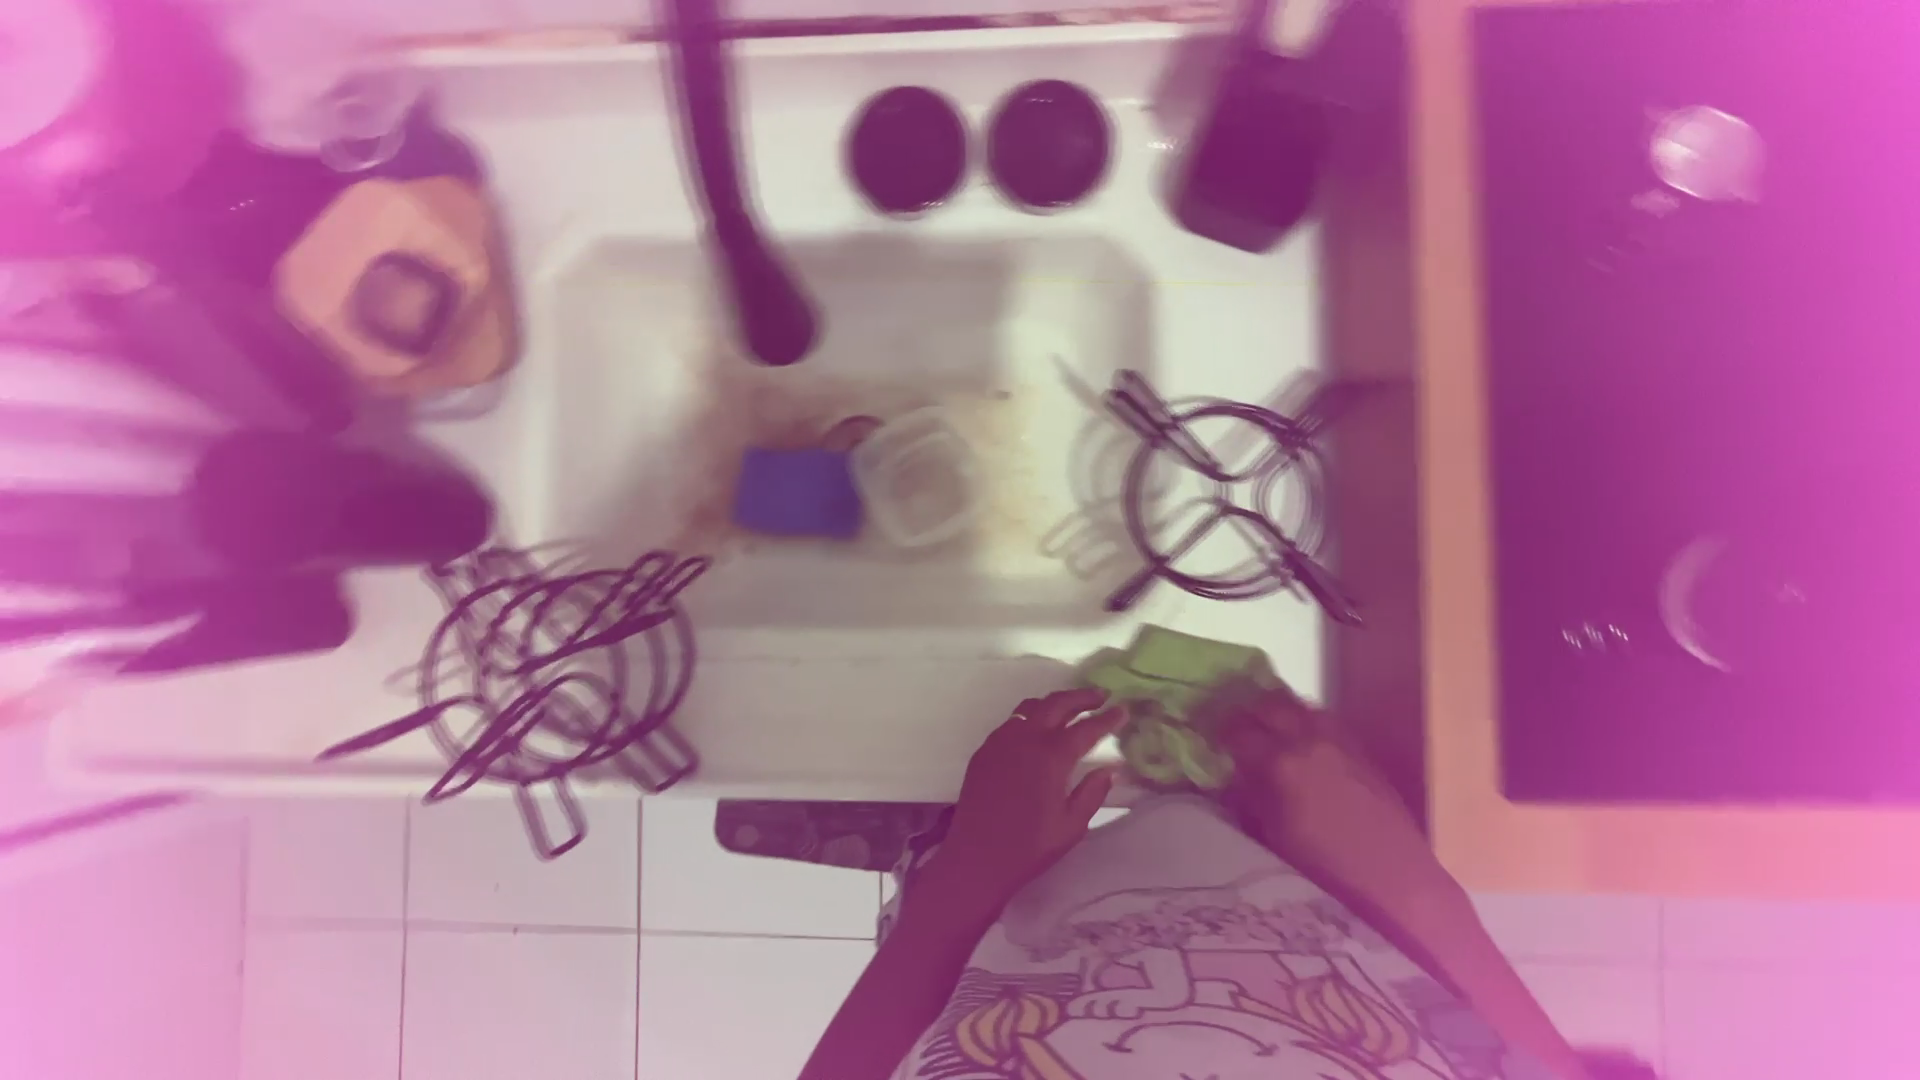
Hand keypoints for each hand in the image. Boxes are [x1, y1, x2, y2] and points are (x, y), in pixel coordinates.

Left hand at [921, 689, 1124, 922]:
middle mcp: (1026, 739)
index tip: (1123, 709)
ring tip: (1071, 707)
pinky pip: (1011, 722)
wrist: (976, 857)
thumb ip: (1092, 792)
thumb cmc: (1029, 847)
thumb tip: (1110, 769)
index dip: (1107, 718)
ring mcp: (1001, 741)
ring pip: (1031, 707)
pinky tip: (1038, 729)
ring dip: (1054, 702)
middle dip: (1081, 697)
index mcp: (1051, 756)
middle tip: (1100, 696)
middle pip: (1057, 704)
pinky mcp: (985, 750)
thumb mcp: (1071, 825)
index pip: (1086, 728)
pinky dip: (1031, 716)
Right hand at [1211, 686, 1452, 907]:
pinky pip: (1325, 721)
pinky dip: (1306, 722)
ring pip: (1301, 706)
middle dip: (1248, 710)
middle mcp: (1309, 740)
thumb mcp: (1269, 836)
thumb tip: (1231, 776)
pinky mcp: (1362, 751)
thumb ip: (1246, 797)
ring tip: (1268, 729)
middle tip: (1235, 725)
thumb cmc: (1323, 869)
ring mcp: (1339, 742)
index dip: (1218, 728)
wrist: (1396, 882)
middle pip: (1270, 704)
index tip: (1208, 734)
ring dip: (1280, 712)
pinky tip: (1301, 743)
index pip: (1237, 728)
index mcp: (1279, 762)